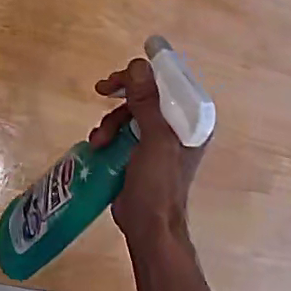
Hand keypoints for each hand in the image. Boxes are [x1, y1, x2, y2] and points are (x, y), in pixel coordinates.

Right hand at [89, 57, 206, 238]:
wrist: (148, 226)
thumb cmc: (158, 184)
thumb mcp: (154, 139)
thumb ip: (148, 102)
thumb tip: (139, 65)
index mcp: (192, 120)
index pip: (170, 82)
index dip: (144, 74)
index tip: (120, 75)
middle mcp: (179, 126)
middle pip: (148, 94)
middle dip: (123, 96)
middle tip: (102, 90)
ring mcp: (159, 139)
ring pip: (131, 112)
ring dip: (111, 121)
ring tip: (99, 140)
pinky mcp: (141, 152)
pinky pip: (123, 130)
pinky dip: (109, 133)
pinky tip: (98, 145)